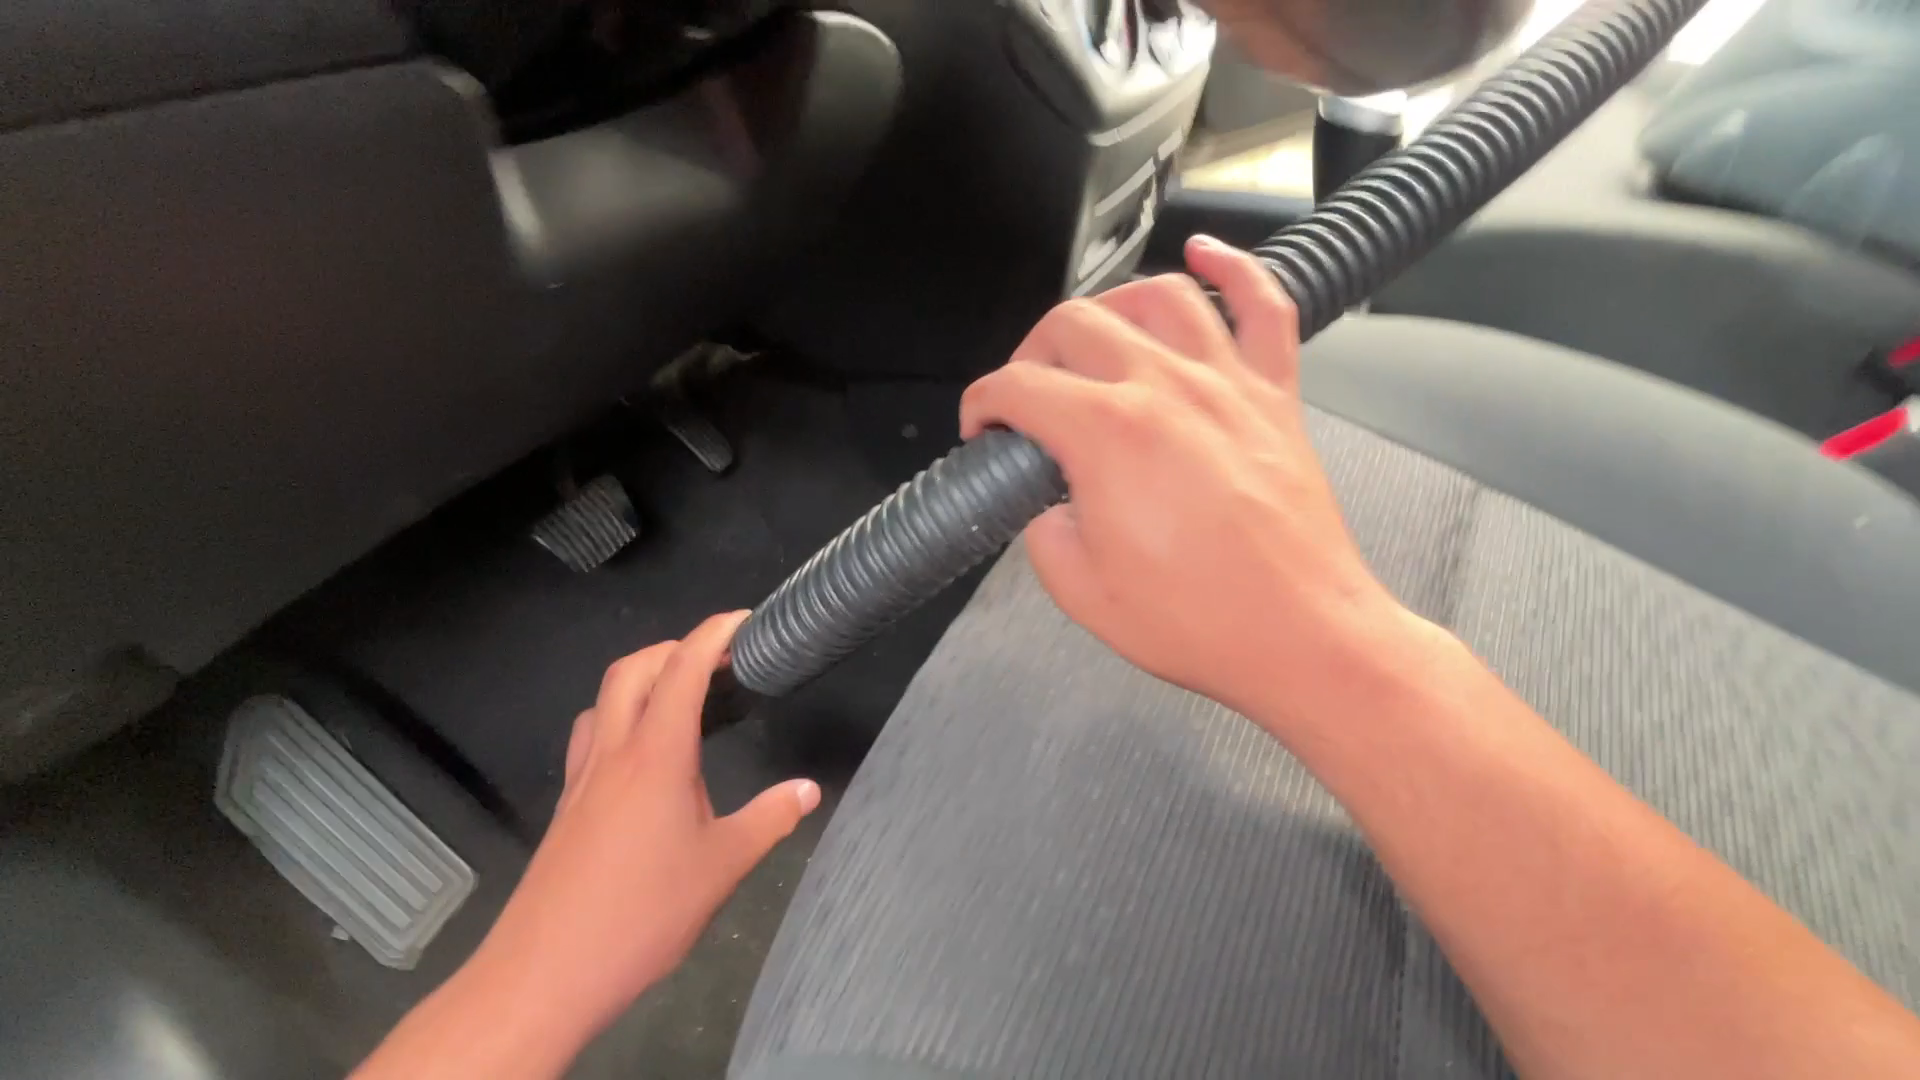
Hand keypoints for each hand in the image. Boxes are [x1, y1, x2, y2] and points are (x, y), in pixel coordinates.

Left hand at [472, 612, 820, 1048]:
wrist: (545, 973)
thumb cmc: (643, 912)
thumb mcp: (723, 867)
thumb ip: (770, 819)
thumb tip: (810, 790)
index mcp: (657, 755)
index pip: (684, 670)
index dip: (714, 634)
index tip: (744, 621)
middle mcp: (614, 752)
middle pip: (633, 669)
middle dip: (676, 647)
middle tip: (718, 660)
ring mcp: (583, 778)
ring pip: (604, 699)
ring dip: (642, 678)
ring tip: (681, 697)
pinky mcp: (567, 805)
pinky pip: (591, 735)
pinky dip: (619, 717)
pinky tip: (641, 755)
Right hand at [960, 237, 1420, 733]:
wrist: (1300, 637)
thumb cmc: (1205, 620)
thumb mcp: (1081, 591)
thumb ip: (1042, 533)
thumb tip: (1047, 507)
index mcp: (1108, 435)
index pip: (1018, 385)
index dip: (982, 402)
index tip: (983, 423)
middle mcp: (1165, 390)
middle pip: (1074, 324)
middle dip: (1030, 352)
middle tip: (1026, 391)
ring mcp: (1225, 385)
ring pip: (1158, 296)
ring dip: (1110, 305)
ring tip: (1092, 333)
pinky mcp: (1272, 397)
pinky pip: (1262, 305)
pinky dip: (1234, 266)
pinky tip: (1206, 252)